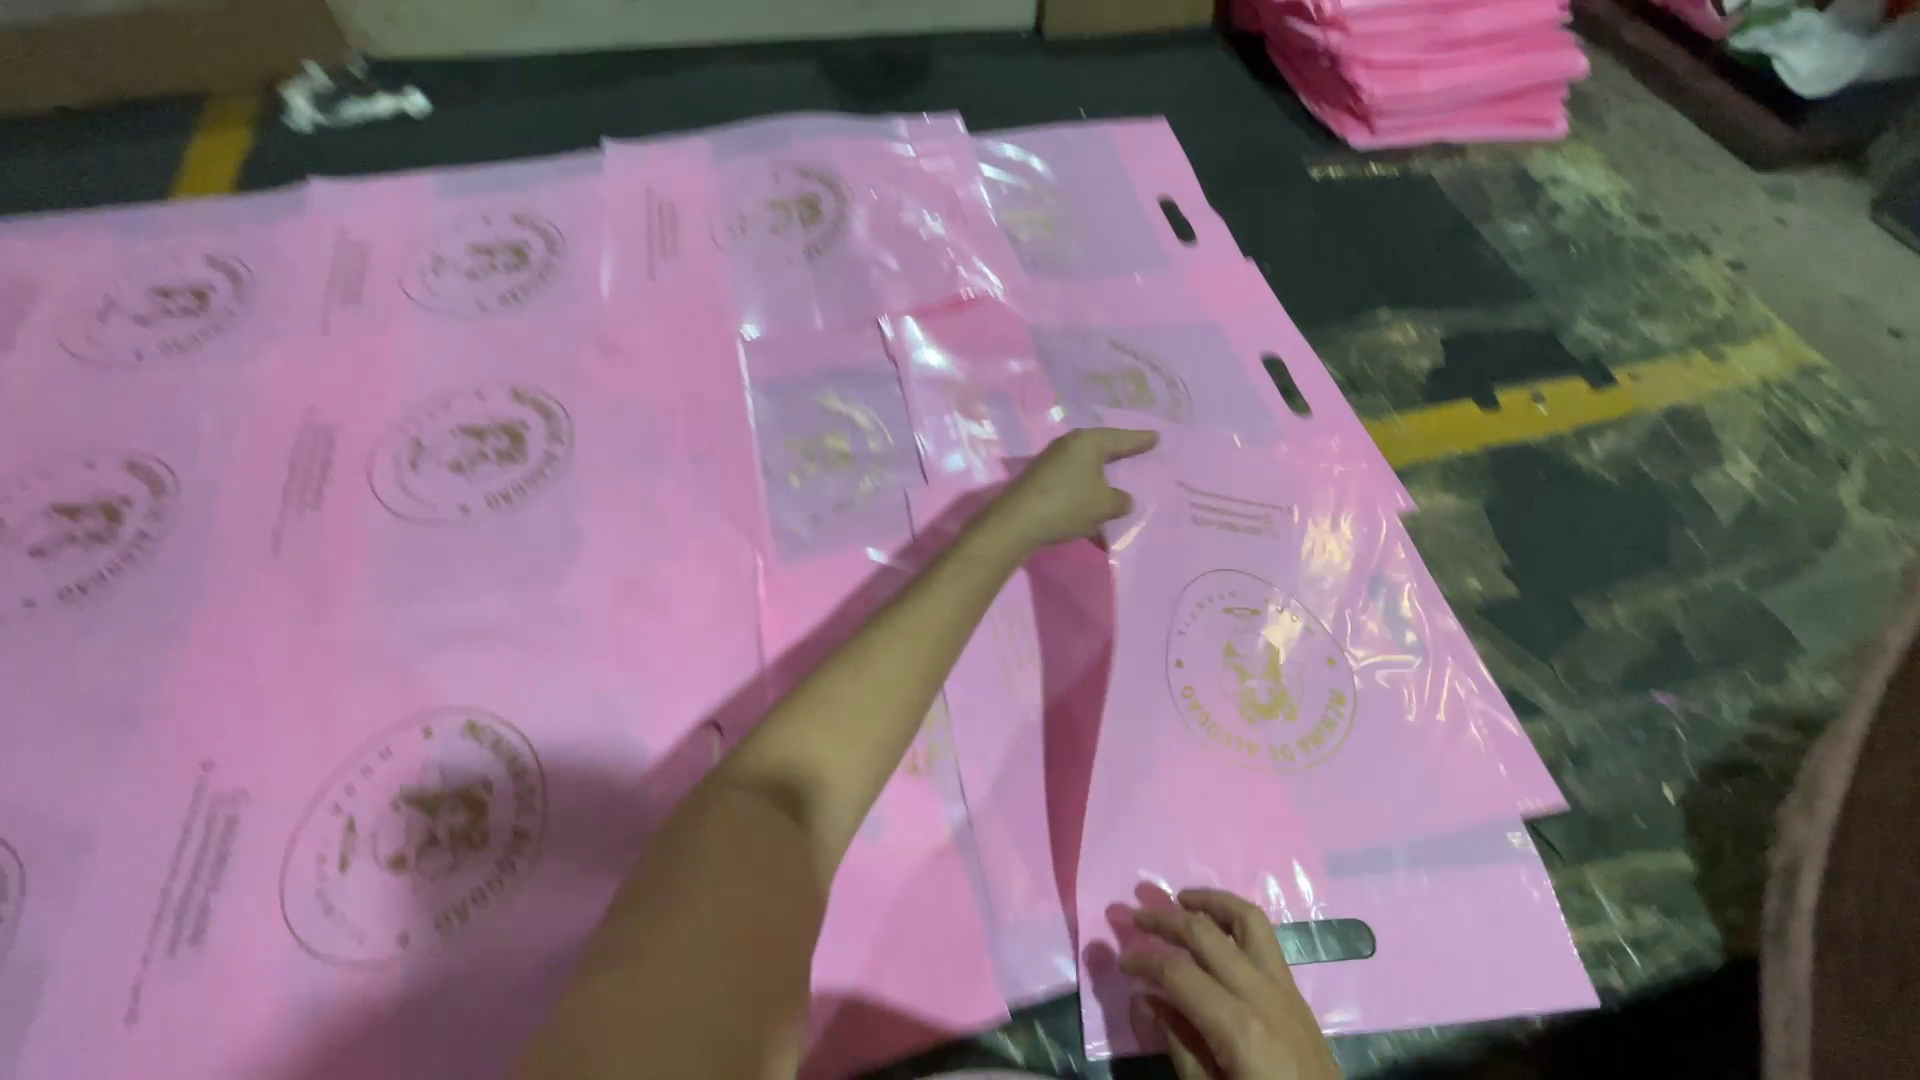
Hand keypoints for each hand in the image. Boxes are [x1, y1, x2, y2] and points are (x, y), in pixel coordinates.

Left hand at [979, 427, 1157, 551]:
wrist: (1017, 522)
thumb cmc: (1067, 504)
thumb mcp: (1104, 505)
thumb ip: (1120, 501)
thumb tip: (1122, 499)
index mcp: (1088, 442)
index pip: (1122, 438)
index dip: (1140, 440)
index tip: (1156, 437)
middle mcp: (1069, 445)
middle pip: (1102, 449)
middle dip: (1120, 454)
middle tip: (1139, 452)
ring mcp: (1053, 462)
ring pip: (1087, 468)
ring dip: (1102, 478)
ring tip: (1120, 481)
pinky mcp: (1042, 481)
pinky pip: (1074, 484)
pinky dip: (1087, 494)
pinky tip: (1096, 509)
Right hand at [1122, 889, 1341, 1079]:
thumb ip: (1178, 1045)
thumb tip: (1145, 1000)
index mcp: (1237, 1027)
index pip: (1178, 973)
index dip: (1144, 962)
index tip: (1121, 961)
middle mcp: (1261, 994)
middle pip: (1206, 934)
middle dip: (1166, 920)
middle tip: (1137, 916)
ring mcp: (1284, 989)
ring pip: (1247, 920)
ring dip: (1210, 902)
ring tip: (1182, 899)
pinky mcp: (1296, 993)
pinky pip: (1265, 939)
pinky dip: (1236, 920)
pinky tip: (1218, 927)